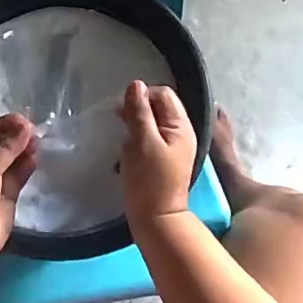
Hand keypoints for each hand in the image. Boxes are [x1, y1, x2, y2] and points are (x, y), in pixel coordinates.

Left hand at [0, 114, 38, 260]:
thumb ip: (7, 147)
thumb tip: (26, 127)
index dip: (3, 124)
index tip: (24, 121)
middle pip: (0, 143)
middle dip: (16, 136)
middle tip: (35, 131)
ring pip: (11, 159)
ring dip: (23, 150)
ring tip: (38, 142)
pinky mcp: (7, 195)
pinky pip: (18, 176)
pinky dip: (26, 166)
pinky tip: (36, 158)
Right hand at [119, 80, 196, 220]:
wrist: (156, 218)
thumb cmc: (149, 179)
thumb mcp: (142, 142)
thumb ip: (139, 112)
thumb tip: (136, 85)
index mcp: (181, 126)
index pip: (164, 94)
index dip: (143, 96)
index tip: (124, 110)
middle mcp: (182, 133)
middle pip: (160, 106)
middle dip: (139, 108)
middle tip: (120, 120)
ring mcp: (173, 146)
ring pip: (154, 121)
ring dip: (137, 122)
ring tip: (122, 133)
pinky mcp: (163, 158)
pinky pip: (151, 136)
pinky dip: (138, 135)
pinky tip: (128, 146)